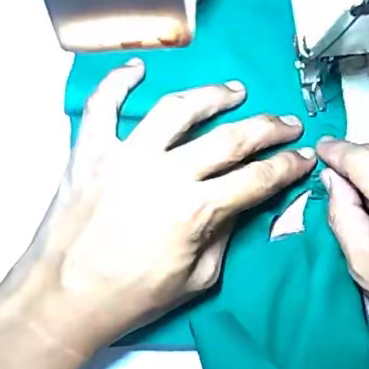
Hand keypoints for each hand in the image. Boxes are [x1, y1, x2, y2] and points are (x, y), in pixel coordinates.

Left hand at [0, 61, 314, 368]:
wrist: (63, 298)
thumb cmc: (134, 297)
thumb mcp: (198, 278)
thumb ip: (225, 234)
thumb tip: (243, 202)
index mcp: (197, 210)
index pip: (257, 179)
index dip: (288, 167)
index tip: (305, 157)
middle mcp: (166, 173)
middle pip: (230, 138)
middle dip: (268, 128)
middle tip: (287, 122)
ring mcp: (125, 156)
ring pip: (178, 110)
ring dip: (212, 96)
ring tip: (234, 91)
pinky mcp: (90, 151)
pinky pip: (104, 106)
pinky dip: (119, 82)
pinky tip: (138, 69)